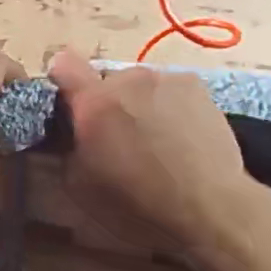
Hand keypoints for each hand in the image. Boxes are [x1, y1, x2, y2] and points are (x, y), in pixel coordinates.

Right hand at [46, 50, 270, 270]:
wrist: (207, 205)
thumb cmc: (136, 205)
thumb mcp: (81, 187)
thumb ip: (67, 149)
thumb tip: (71, 134)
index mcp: (93, 103)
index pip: (64, 64)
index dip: (63, 80)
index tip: (70, 102)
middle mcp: (128, 79)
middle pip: (106, 81)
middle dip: (108, 104)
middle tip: (120, 138)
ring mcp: (166, 78)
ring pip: (141, 85)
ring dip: (140, 104)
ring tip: (156, 140)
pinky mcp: (197, 86)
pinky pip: (170, 90)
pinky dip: (169, 106)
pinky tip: (181, 136)